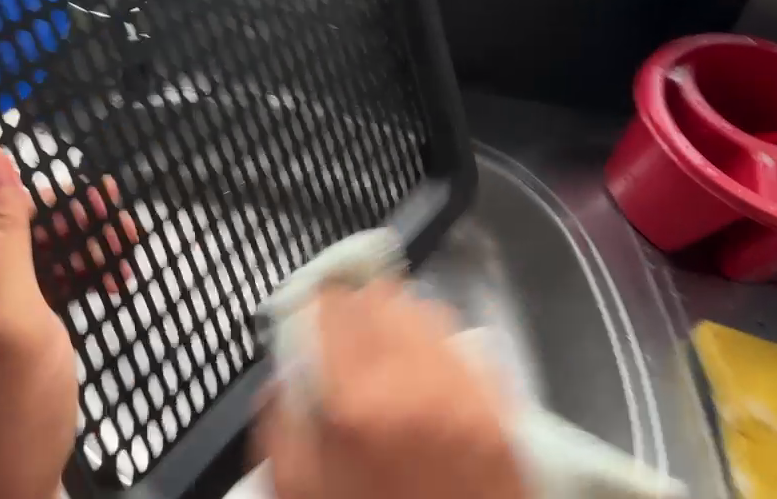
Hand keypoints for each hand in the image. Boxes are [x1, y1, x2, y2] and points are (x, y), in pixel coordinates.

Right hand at [256, 281, 525, 498]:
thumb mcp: (298, 486)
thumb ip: (278, 420)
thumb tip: (282, 375)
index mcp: (354, 401)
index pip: (334, 304)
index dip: (319, 301)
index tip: (315, 311)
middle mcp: (410, 385)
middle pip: (379, 296)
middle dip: (359, 305)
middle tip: (349, 326)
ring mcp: (462, 397)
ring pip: (424, 311)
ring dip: (400, 317)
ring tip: (389, 343)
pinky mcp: (498, 415)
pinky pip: (467, 347)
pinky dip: (441, 343)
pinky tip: (428, 366)